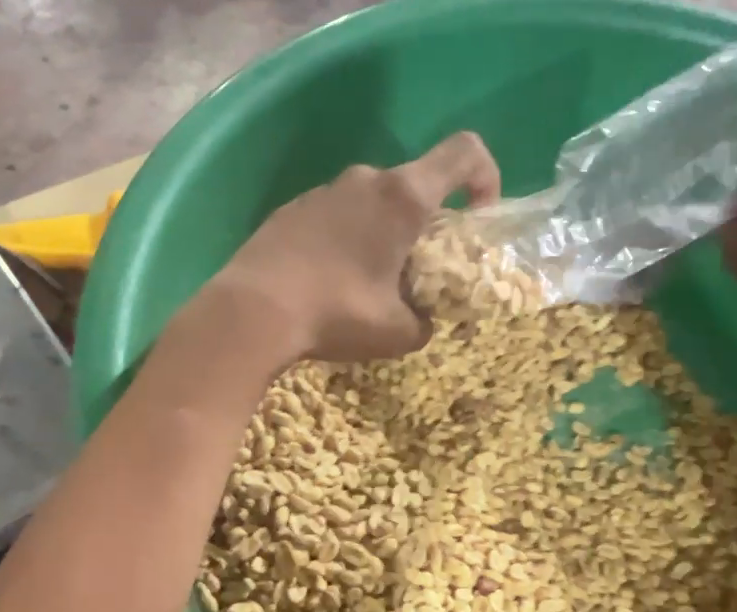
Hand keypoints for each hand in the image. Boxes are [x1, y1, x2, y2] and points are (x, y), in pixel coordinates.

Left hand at [209, 131, 500, 368]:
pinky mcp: (286, 212)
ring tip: (361, 285)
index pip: (464, 152)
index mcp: (402, 197)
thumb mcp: (395, 333)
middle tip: (412, 270)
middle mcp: (363, 180)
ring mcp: (319, 193)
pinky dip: (337, 243)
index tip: (478, 215)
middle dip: (420, 223)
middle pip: (409, 186)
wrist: (251, 312)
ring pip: (364, 204)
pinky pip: (327, 220)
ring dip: (374, 235)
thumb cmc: (335, 313)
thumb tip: (422, 325)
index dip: (485, 175)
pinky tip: (321, 284)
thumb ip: (422, 324)